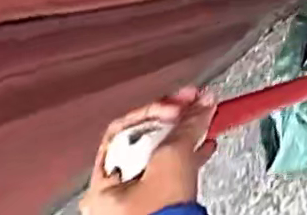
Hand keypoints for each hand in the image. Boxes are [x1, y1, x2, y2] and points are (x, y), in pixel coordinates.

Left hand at [81, 87, 216, 214]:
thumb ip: (187, 124)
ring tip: (203, 119)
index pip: (126, 127)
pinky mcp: (156, 211)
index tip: (179, 103)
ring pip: (159, 155)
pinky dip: (187, 157)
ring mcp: (134, 206)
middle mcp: (112, 196)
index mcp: (102, 184)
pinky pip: (170, 174)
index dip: (155, 110)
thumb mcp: (173, 158)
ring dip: (184, 134)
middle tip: (192, 103)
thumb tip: (201, 104)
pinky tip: (204, 146)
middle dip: (173, 119)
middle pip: (143, 139)